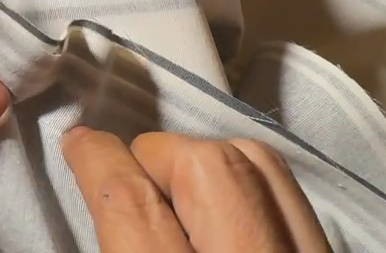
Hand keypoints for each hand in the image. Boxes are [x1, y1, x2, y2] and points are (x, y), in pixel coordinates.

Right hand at [63, 128, 331, 251]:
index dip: (97, 158)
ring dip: (211, 163)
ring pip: (265, 171)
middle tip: (135, 177)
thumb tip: (95, 179)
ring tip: (184, 194)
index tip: (82, 144)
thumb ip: (116, 241)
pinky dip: (260, 191)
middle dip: (159, 155)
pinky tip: (234, 216)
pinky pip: (302, 205)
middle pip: (209, 170)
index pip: (134, 202)